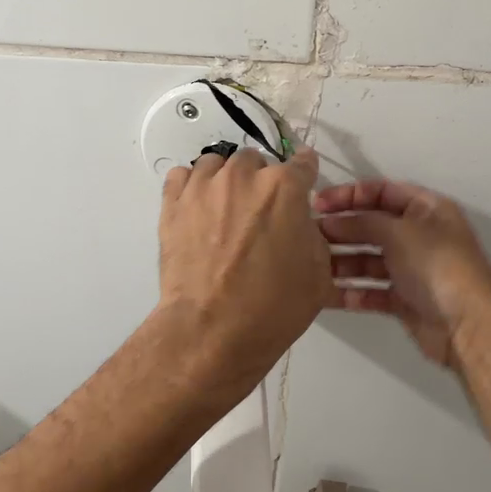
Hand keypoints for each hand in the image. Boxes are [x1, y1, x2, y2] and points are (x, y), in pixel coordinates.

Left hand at [157, 147, 333, 388]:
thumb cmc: (272, 307)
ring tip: (225, 210)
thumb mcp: (318, 274)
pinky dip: (191, 187)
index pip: (303, 164)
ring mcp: (203, 188)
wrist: (212, 330)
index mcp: (284, 188)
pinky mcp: (172, 205)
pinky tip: (197, 209)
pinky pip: (180, 177)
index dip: (305, 175)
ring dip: (224, 180)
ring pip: (216, 164)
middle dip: (261, 182)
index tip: (302, 184)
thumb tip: (298, 224)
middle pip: (255, 162)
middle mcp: (243, 177)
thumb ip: (312, 235)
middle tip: (260, 214)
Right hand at [315, 179, 490, 366]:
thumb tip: (331, 220)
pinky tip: (330, 296)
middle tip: (307, 237)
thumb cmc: (437, 265)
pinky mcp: (405, 300)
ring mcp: (412, 269)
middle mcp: (419, 236)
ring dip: (342, 264)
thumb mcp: (399, 232)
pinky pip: (372, 292)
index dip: (350, 195)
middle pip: (372, 227)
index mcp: (426, 209)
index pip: (382, 192)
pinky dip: (353, 293)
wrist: (468, 323)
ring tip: (312, 267)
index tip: (317, 204)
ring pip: (368, 261)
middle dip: (341, 231)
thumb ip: (362, 221)